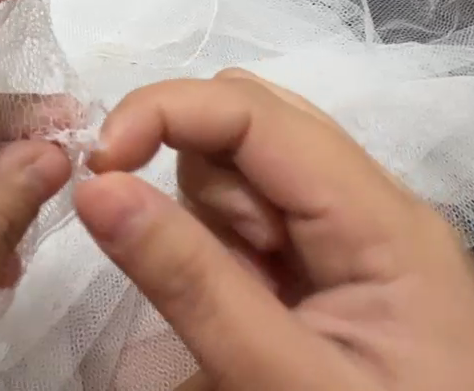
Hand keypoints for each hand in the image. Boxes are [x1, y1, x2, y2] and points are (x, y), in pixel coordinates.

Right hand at [75, 72, 473, 390]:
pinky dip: (222, 245)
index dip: (161, 111)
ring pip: (239, 162)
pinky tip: (253, 306)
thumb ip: (190, 282)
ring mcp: (356, 232)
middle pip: (246, 119)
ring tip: (245, 308)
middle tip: (201, 265)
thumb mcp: (284, 384)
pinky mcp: (335, 261)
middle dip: (191, 174)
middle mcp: (372, 202)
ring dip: (208, 220)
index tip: (96, 168)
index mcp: (382, 219)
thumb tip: (91, 185)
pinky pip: (251, 212)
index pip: (252, 108)